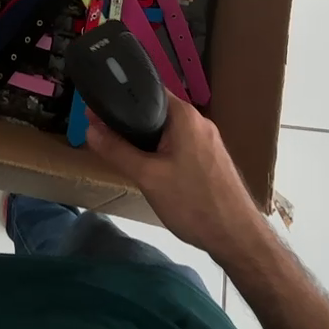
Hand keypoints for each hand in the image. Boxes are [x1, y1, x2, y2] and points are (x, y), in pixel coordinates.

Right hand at [84, 98, 264, 253]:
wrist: (238, 238)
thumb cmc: (193, 203)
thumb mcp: (148, 177)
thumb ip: (118, 151)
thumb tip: (90, 128)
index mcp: (184, 114)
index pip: (147, 90)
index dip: (120, 97)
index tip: (97, 109)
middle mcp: (198, 120)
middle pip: (156, 110)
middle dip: (130, 120)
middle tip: (102, 131)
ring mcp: (208, 139)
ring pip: (168, 129)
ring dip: (145, 137)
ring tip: (119, 148)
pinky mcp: (211, 157)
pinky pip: (179, 143)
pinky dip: (161, 149)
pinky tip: (148, 165)